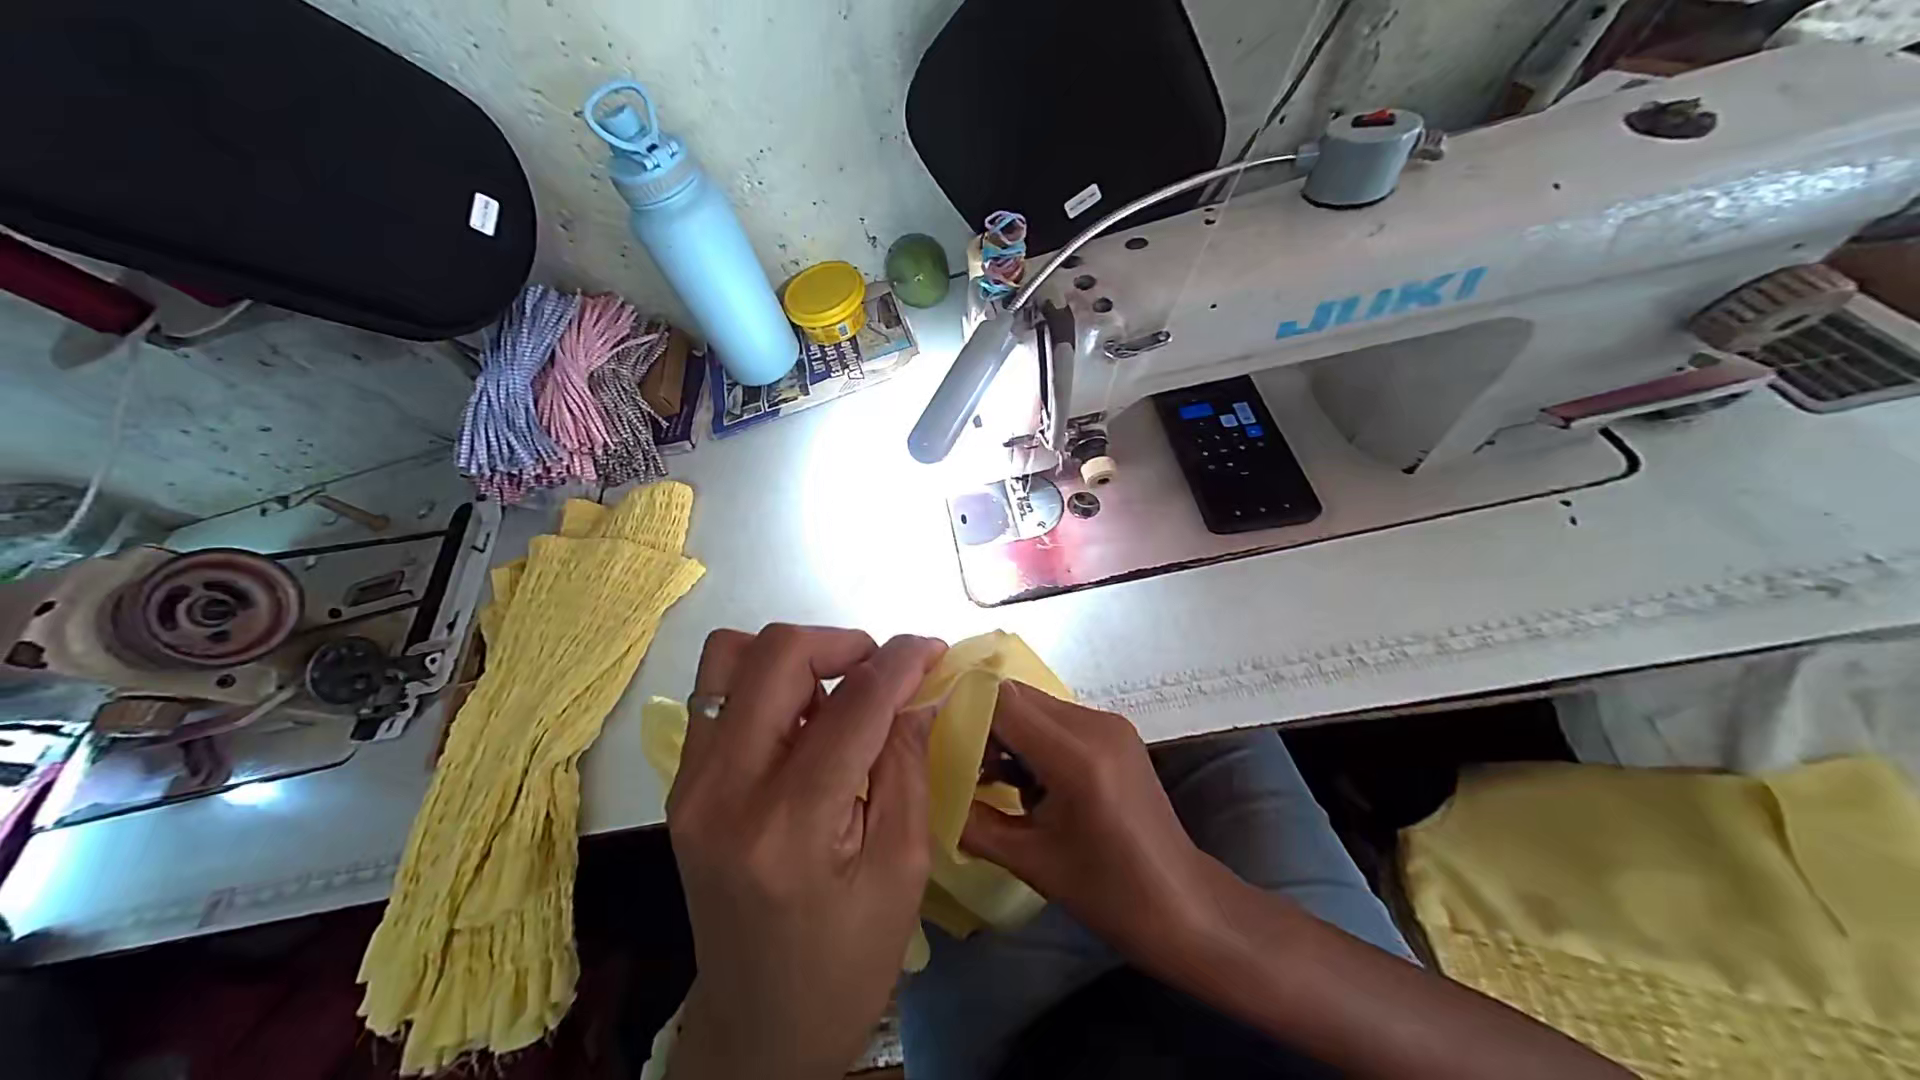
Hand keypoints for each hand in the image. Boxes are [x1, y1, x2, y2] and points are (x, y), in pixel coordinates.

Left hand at [665, 625, 946, 1079]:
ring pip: (732, 656)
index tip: (931, 649)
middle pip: (777, 654)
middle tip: (882, 672)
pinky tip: (802, 725)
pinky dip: (767, 684)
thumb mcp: (903, 868)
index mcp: (790, 824)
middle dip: (843, 643)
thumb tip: (917, 689)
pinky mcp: (681, 785)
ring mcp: (690, 783)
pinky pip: (718, 693)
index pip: (853, 703)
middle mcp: (724, 789)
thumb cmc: (847, 961)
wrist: (759, 1027)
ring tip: (835, 696)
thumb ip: (907, 764)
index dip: (900, 662)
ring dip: (796, 658)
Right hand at [960, 681, 1229, 967]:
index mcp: (1077, 755)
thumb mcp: (1030, 861)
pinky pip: (1056, 720)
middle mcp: (1096, 724)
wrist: (1183, 907)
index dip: (962, 712)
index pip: (1003, 702)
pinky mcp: (1114, 734)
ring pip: (1035, 706)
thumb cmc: (1109, 893)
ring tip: (988, 780)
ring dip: (1006, 734)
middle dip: (981, 725)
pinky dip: (1031, 741)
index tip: (934, 741)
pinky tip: (1022, 782)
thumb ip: (973, 821)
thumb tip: (926, 793)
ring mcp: (1109, 725)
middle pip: (1018, 698)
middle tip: (959, 767)